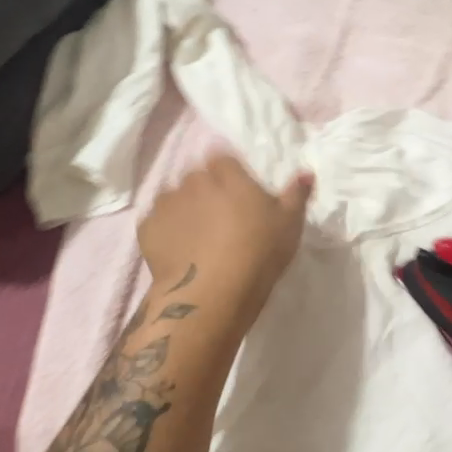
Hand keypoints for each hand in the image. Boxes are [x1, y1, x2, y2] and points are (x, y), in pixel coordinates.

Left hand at [138, 155, 312, 310]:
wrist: (213, 293)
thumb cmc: (259, 253)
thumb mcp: (290, 225)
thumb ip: (296, 194)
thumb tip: (305, 172)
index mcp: (227, 175)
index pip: (222, 159)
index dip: (228, 173)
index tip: (237, 193)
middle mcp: (193, 181)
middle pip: (197, 177)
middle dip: (205, 190)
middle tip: (219, 218)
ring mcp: (166, 203)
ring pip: (174, 197)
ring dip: (184, 209)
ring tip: (196, 236)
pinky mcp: (147, 228)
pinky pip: (156, 221)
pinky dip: (165, 230)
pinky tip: (178, 250)